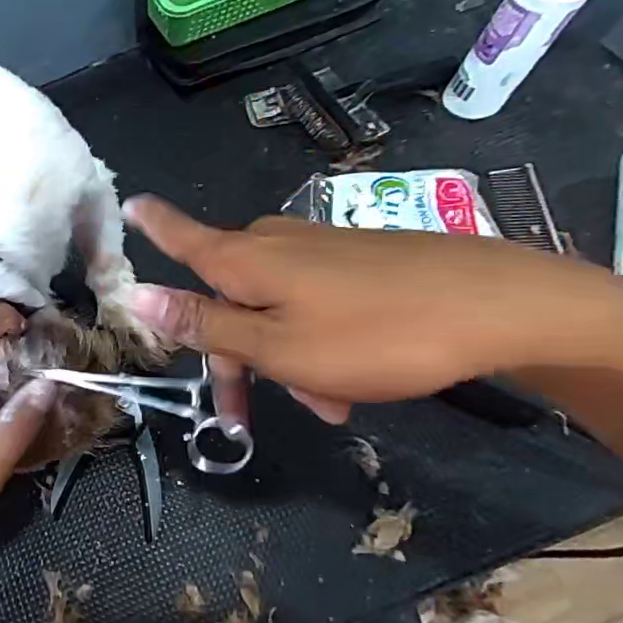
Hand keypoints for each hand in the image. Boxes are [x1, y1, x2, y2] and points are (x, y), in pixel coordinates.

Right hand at [123, 196, 622, 421]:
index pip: (181, 237)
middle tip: (251, 418)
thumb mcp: (276, 346)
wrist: (493, 307)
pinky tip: (355, 379)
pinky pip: (315, 307)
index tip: (128, 204)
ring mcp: (321, 251)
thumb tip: (138, 295)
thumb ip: (205, 323)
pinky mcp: (357, 262)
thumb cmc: (373, 335)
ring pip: (275, 312)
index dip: (153, 225)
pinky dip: (320, 346)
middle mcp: (276, 246)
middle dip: (238, 358)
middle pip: (227, 297)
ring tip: (331, 400)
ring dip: (286, 361)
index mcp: (245, 261)